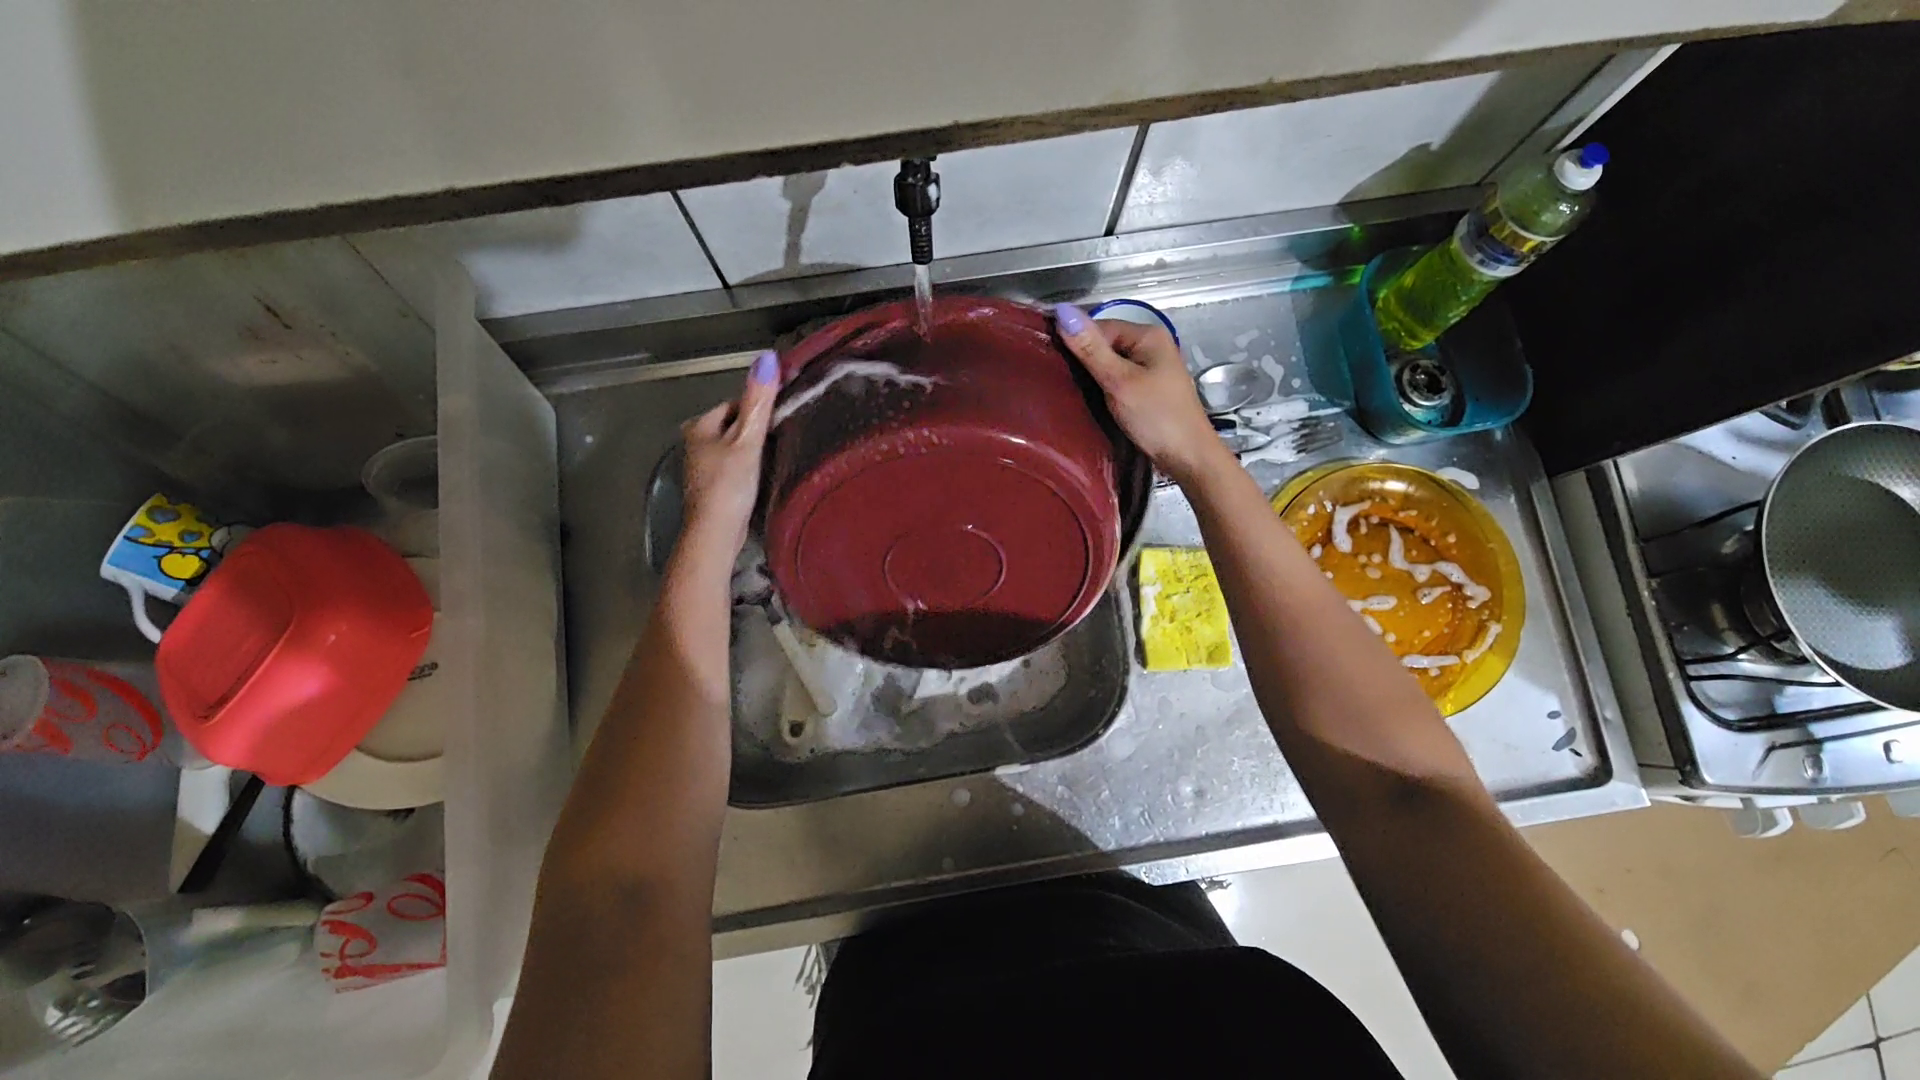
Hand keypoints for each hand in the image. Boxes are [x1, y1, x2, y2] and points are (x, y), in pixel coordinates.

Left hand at [679, 351, 779, 559]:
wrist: (716, 532)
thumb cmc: (729, 483)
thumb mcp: (748, 438)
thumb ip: (758, 400)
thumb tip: (768, 357)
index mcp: (699, 425)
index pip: (735, 404)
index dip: (757, 411)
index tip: (777, 423)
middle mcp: (693, 442)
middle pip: (733, 426)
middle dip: (753, 432)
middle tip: (777, 443)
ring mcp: (699, 467)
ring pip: (732, 448)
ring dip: (750, 452)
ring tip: (771, 461)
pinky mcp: (709, 488)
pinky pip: (732, 467)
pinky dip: (745, 470)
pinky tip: (758, 479)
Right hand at [1054, 303, 1225, 484]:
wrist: (1188, 458)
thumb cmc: (1156, 417)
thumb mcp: (1119, 381)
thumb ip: (1090, 348)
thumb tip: (1062, 310)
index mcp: (1148, 335)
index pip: (1099, 327)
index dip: (1077, 343)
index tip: (1053, 363)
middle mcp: (1151, 346)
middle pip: (1105, 345)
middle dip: (1083, 362)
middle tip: (1059, 381)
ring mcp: (1151, 369)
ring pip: (1110, 365)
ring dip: (1092, 378)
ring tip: (1071, 393)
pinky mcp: (1148, 391)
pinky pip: (1118, 382)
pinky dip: (1103, 390)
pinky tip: (1091, 403)